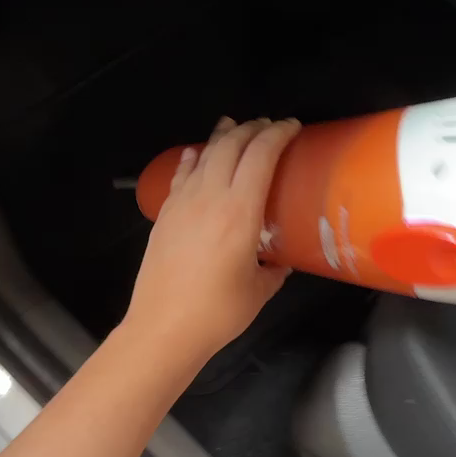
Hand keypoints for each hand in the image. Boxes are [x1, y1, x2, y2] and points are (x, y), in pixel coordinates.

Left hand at [121, 116, 301, 366]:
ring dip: (221, 138)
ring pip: (203, 156)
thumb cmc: (217, 314)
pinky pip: (181, 176)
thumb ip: (273, 270)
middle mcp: (209, 197)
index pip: (261, 155)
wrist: (163, 329)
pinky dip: (193, 160)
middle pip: (231, 145)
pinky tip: (197, 157)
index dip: (279, 134)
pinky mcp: (163, 216)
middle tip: (268, 128)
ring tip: (233, 128)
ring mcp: (181, 204)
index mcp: (240, 212)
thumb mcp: (258, 291)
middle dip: (252, 129)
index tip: (292, 127)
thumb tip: (280, 261)